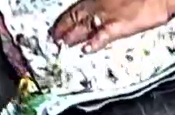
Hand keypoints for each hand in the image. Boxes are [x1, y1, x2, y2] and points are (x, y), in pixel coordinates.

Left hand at [50, 0, 170, 49]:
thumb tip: (94, 5)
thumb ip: (100, 1)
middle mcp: (98, 3)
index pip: (75, 8)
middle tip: (55, 40)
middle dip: (64, 29)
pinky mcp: (120, 27)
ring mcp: (108, 16)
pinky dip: (94, 43)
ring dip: (73, 37)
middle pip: (76, 18)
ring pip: (85, 28)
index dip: (64, 19)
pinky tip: (86, 50)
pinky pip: (103, 37)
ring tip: (63, 45)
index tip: (56, 27)